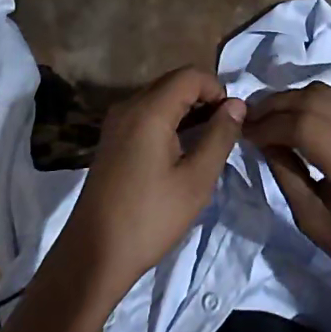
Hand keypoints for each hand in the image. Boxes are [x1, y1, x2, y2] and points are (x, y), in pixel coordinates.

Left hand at [55, 68, 245, 300]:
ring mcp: (116, 123)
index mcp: (148, 112)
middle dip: (204, 97)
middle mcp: (128, 107)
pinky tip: (182, 148)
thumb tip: (237, 105)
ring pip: (160, 97)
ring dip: (187, 109)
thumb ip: (219, 136)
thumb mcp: (197, 180)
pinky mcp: (112, 140)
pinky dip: (169, 120)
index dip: (217, 89)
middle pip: (173, 82)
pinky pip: (146, 114)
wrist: (93, 256)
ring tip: (209, 140)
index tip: (232, 119)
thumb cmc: (150, 218)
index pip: (190, 75)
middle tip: (225, 129)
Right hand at [245, 82, 330, 295]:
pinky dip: (310, 103)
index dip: (270, 124)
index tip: (245, 132)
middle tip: (250, 118)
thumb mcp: (312, 220)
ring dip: (293, 99)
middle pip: (317, 99)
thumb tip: (261, 138)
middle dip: (277, 104)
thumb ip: (285, 173)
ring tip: (267, 116)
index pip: (307, 127)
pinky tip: (292, 117)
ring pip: (328, 93)